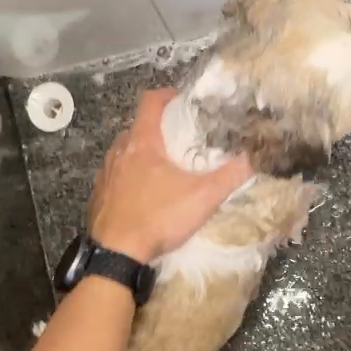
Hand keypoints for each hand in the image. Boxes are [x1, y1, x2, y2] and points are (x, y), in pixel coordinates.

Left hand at [88, 89, 253, 262]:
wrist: (117, 254)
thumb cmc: (159, 218)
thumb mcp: (203, 198)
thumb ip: (230, 176)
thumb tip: (252, 158)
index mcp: (142, 144)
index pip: (150, 102)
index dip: (166, 95)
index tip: (179, 100)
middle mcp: (118, 153)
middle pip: (136, 128)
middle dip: (155, 130)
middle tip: (176, 141)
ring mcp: (104, 176)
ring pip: (123, 154)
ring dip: (139, 156)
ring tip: (161, 170)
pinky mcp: (98, 198)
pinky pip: (114, 179)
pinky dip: (127, 180)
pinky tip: (141, 198)